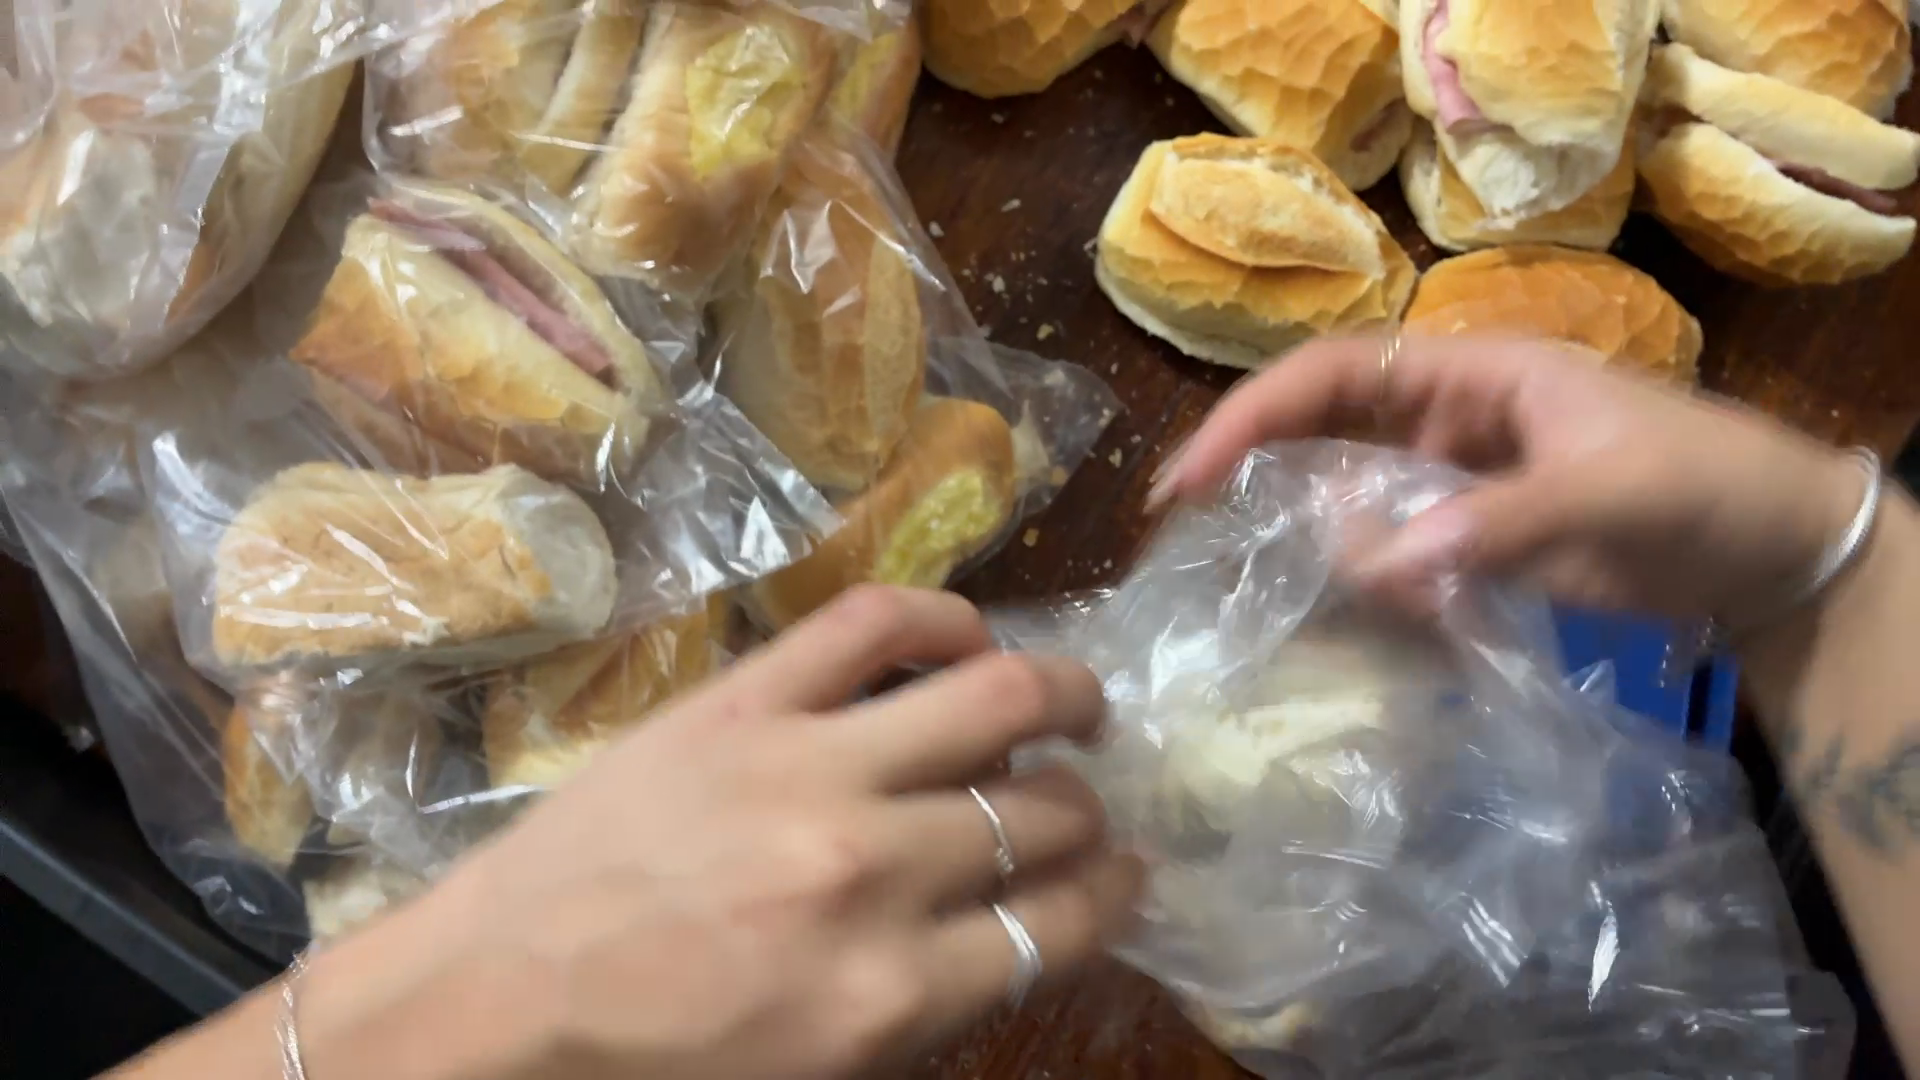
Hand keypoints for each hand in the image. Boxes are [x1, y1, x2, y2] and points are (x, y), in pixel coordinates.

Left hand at [297, 586, 1141, 1079]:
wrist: (479, 1013)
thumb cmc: (651, 1067)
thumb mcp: (817, 1073)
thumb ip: (932, 1002)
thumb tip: (1017, 919)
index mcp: (889, 994)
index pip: (1060, 923)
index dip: (1116, 892)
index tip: (1130, 870)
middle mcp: (870, 870)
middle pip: (1040, 810)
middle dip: (1086, 806)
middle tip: (1083, 797)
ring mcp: (808, 764)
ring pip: (990, 697)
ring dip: (1058, 695)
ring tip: (1074, 700)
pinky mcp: (746, 699)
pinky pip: (875, 623)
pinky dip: (943, 618)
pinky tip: (968, 636)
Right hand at [1151, 336, 1865, 624]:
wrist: (1774, 552)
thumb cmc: (1710, 490)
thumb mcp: (1619, 491)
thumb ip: (1502, 521)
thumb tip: (1380, 565)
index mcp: (1466, 372)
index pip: (1331, 374)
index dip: (1252, 415)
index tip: (1195, 474)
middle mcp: (1432, 413)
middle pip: (1308, 420)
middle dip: (1239, 458)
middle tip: (1176, 509)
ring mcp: (1432, 471)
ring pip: (1328, 485)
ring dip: (1300, 528)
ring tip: (1266, 569)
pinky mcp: (1441, 524)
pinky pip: (1367, 539)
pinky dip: (1349, 568)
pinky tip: (1343, 598)